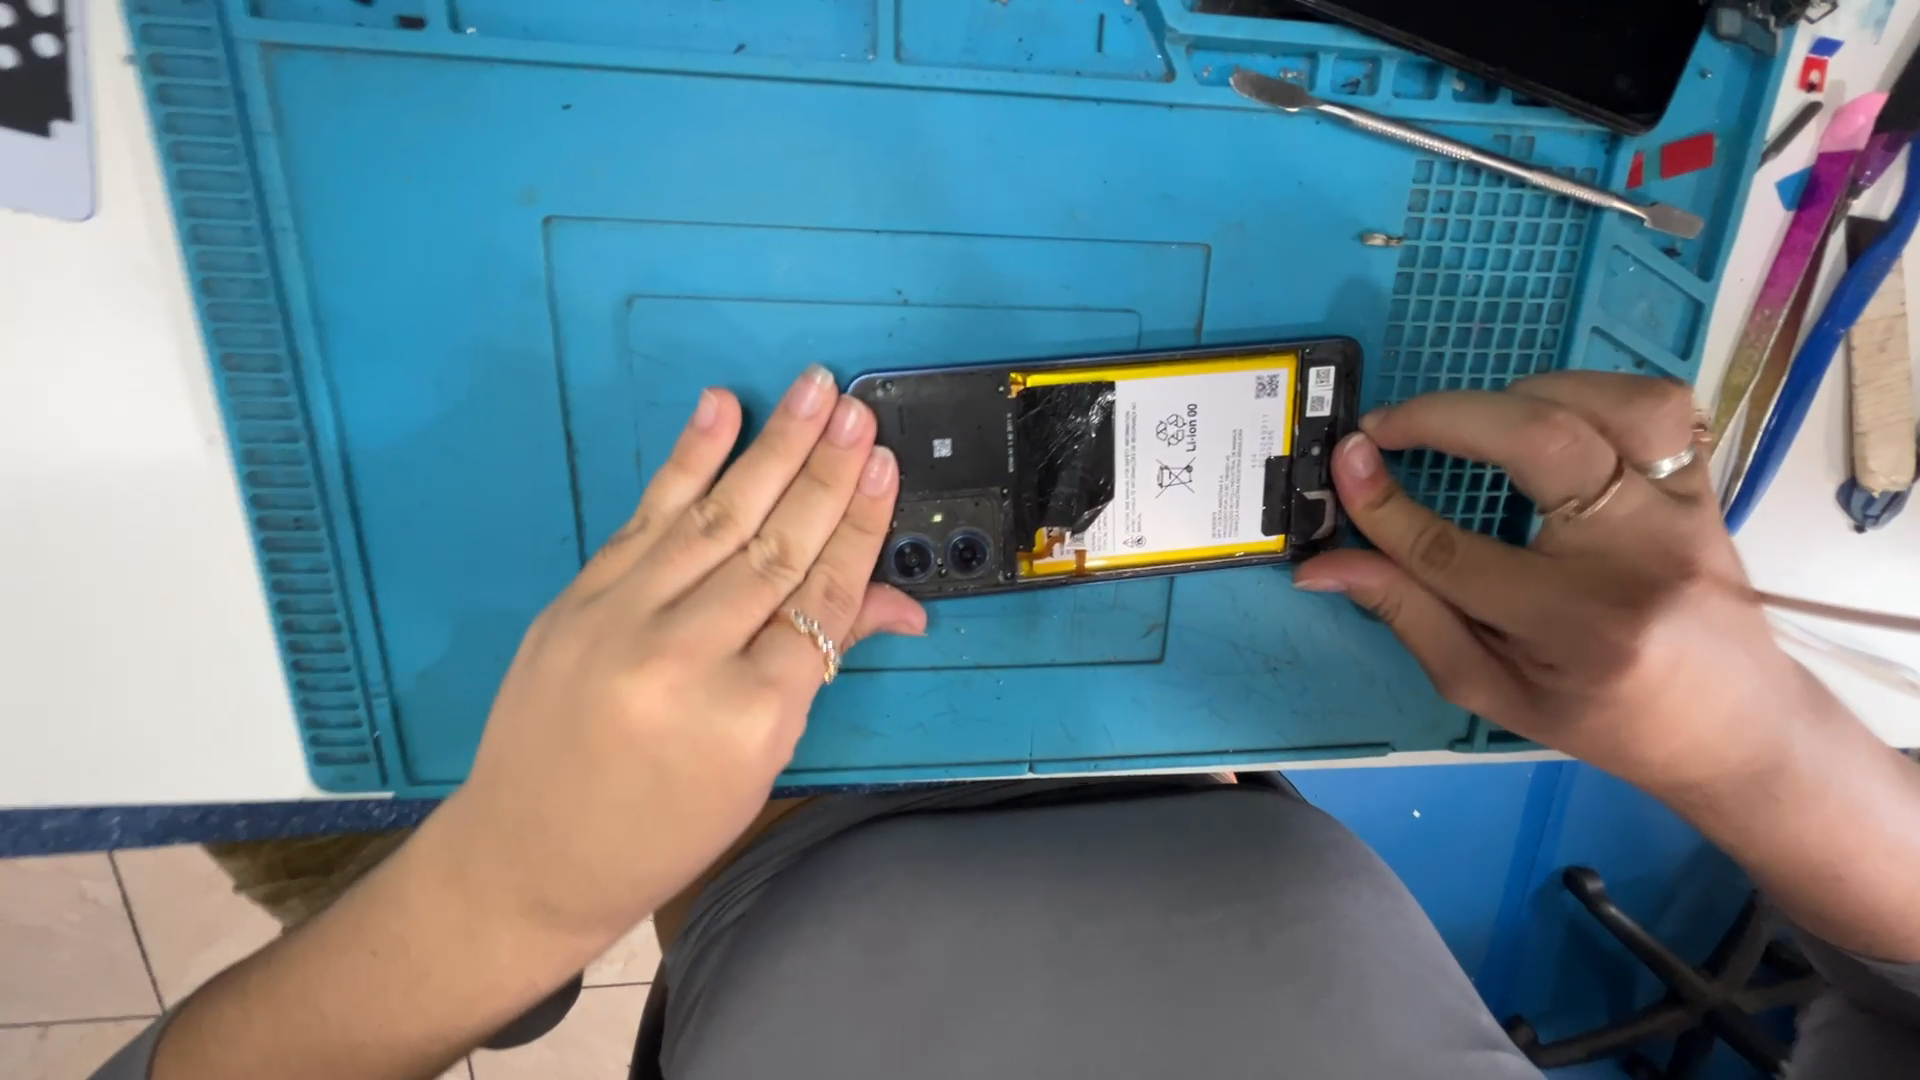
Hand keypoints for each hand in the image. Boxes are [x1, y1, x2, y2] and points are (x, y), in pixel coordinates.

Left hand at [434, 366, 924, 950]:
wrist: (528, 857)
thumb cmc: (667, 825)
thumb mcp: (763, 756)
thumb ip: (824, 661)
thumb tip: (905, 605)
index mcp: (750, 711)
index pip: (822, 597)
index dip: (860, 526)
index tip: (884, 465)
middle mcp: (688, 654)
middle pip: (777, 546)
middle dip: (825, 472)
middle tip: (858, 410)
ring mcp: (623, 617)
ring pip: (718, 517)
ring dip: (773, 447)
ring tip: (813, 391)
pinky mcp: (580, 596)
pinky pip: (647, 515)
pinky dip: (690, 456)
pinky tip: (722, 408)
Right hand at [1295, 372, 1814, 793]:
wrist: (1733, 731)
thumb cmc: (1593, 715)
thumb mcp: (1481, 683)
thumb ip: (1404, 614)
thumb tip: (1320, 567)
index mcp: (1573, 625)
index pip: (1451, 550)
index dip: (1382, 504)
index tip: (1343, 463)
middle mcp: (1639, 557)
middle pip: (1543, 446)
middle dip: (1445, 419)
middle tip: (1385, 426)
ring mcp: (1686, 514)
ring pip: (1617, 407)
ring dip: (1526, 395)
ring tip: (1471, 417)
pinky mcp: (1706, 490)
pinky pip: (1661, 408)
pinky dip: (1590, 393)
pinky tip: (1541, 412)